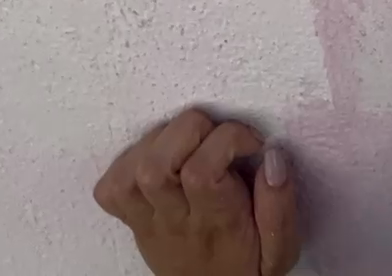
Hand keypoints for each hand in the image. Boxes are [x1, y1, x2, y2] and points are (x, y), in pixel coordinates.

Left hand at [93, 107, 301, 275]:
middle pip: (156, 164)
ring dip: (161, 140)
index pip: (201, 171)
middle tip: (217, 134)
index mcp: (215, 222)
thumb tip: (272, 155)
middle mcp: (174, 220)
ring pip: (131, 170)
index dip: (229, 139)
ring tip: (192, 141)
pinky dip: (130, 162)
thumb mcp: (279, 251)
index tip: (254, 143)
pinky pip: (110, 187)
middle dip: (190, 129)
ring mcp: (146, 221)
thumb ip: (281, 206)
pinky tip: (160, 157)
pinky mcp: (132, 220)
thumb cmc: (249, 266)